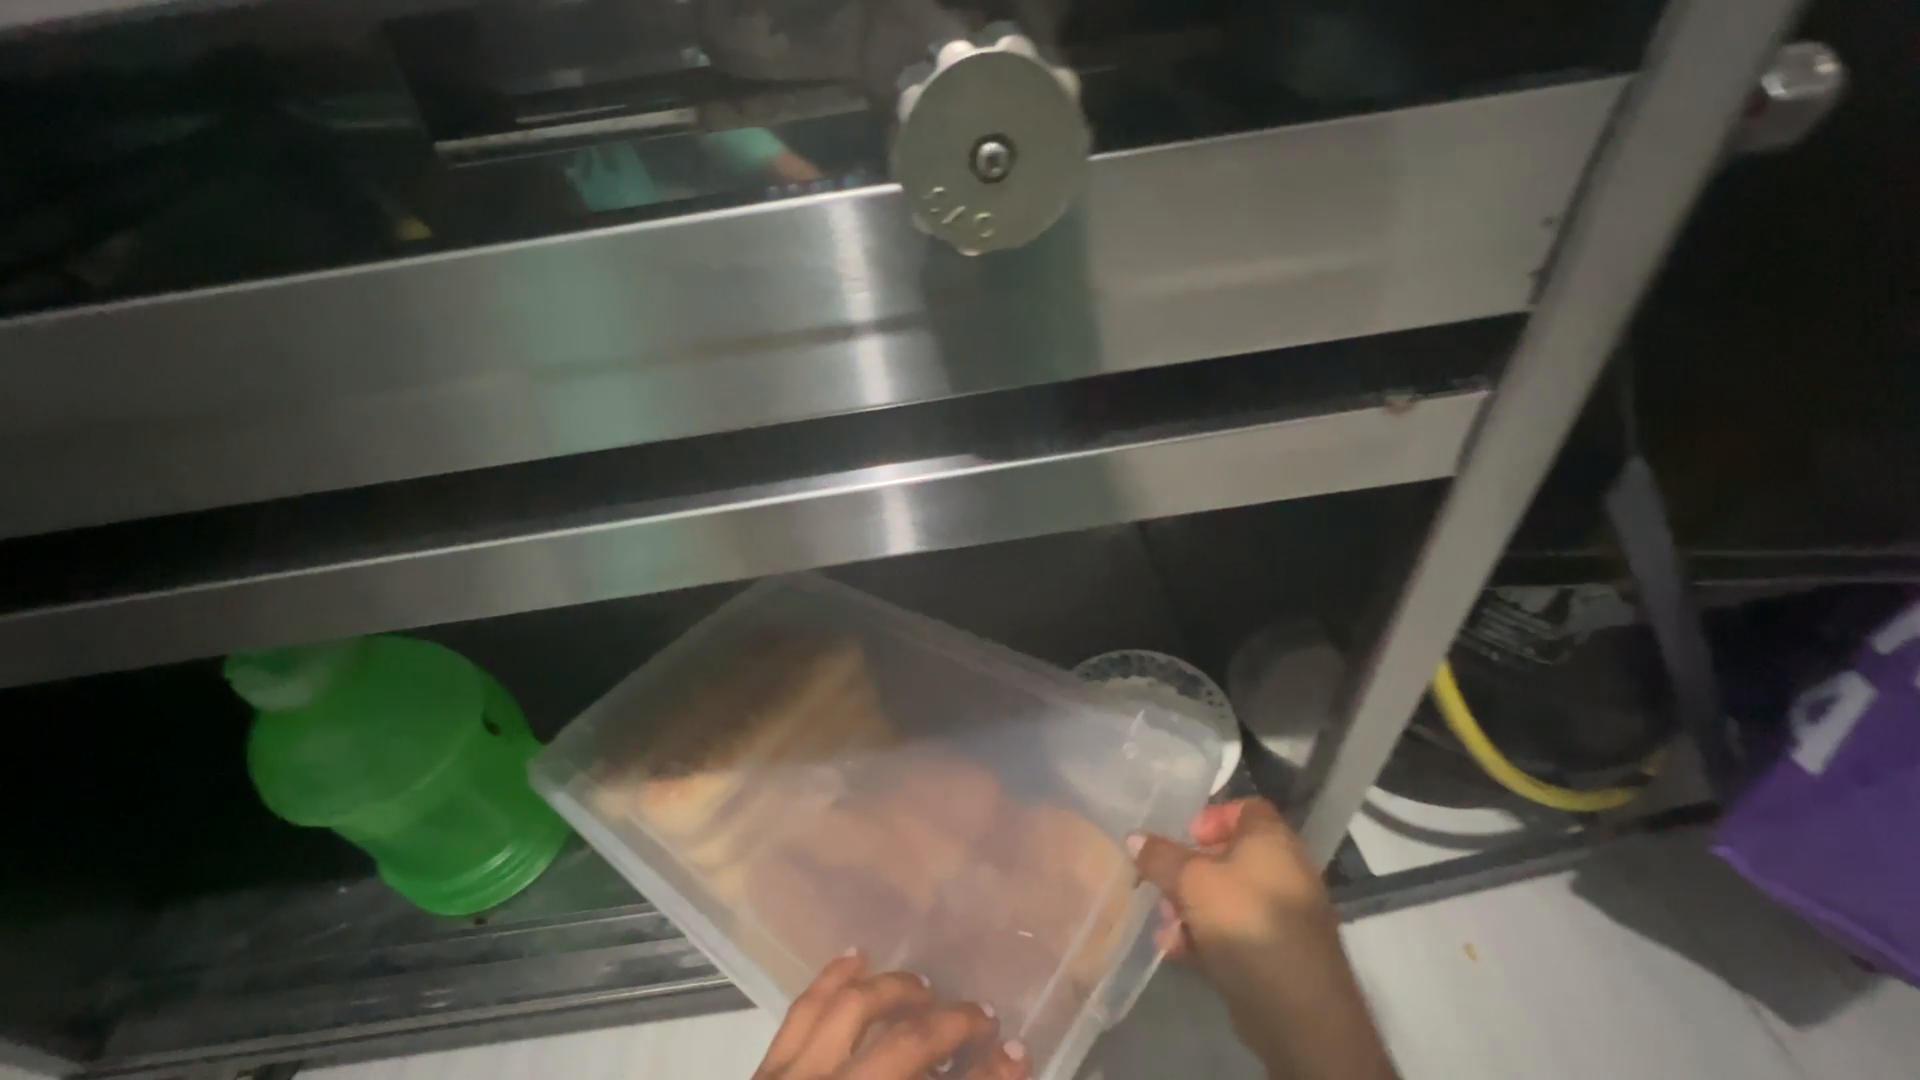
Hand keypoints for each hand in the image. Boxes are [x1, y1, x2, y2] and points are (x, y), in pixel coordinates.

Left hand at [753, 951, 1028, 1079]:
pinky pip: (804, 1011)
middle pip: (905, 1046)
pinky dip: (833, 980)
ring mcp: (795, 1079)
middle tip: (977, 1017)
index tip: (1017, 1051)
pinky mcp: (766, 1070)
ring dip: (894, 991)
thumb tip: (994, 1068)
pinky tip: (856, 959)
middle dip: (950, 1025)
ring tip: (922, 988)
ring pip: (852, 1012)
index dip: (992, 1073)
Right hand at [1130, 798, 1395, 1079]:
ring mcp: (1284, 914)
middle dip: (1189, 871)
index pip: (1244, 808)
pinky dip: (1207, 937)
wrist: (1297, 1009)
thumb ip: (1159, 857)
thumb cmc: (1244, 921)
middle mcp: (1284, 870)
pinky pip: (1236, 932)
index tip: (1182, 836)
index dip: (1210, 816)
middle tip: (1162, 884)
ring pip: (1227, 897)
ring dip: (1190, 908)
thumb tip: (1134, 837)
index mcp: (1272, 840)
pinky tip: (1177, 950)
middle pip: (1229, 856)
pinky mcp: (1278, 953)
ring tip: (1164, 925)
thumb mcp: (1190, 881)